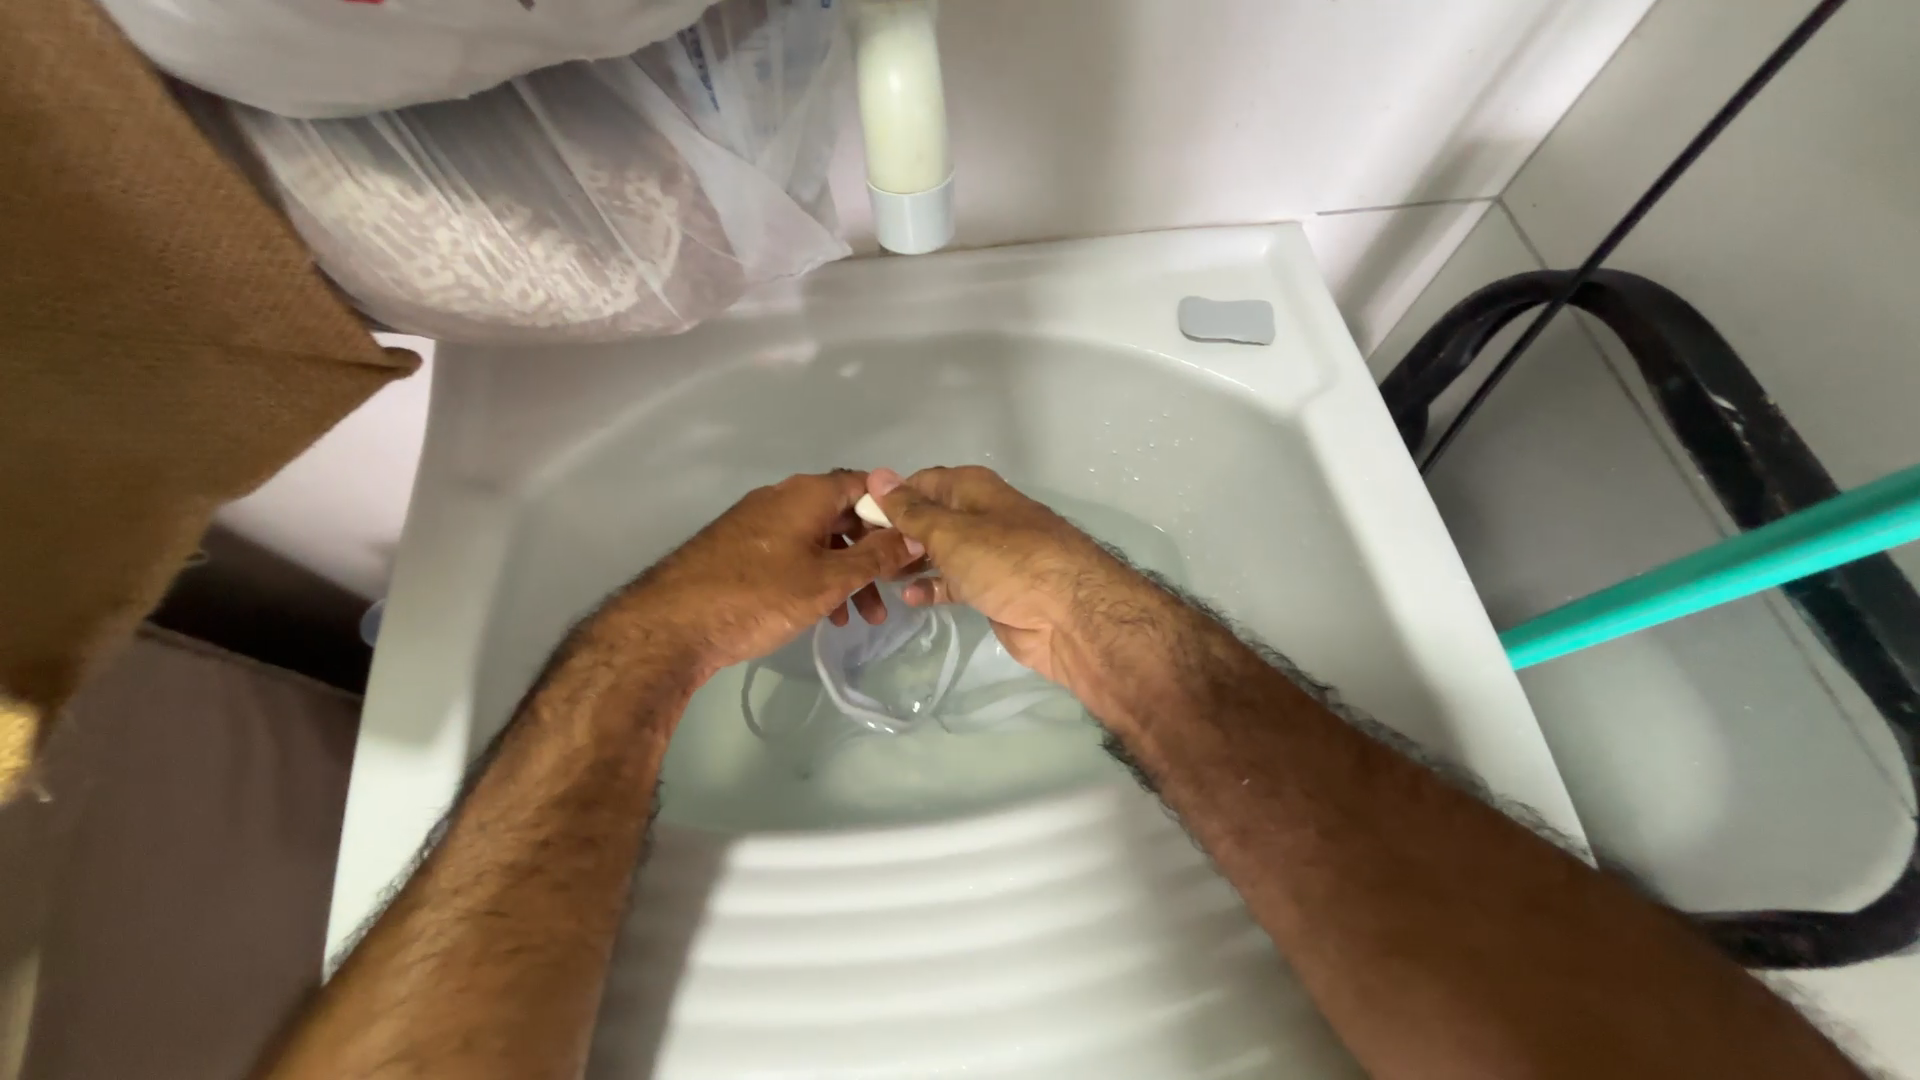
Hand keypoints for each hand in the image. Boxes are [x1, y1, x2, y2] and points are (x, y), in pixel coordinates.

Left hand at [612, 471, 919, 678]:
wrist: (673, 625)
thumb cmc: (761, 595)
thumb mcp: (829, 580)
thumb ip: (876, 557)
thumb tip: (916, 536)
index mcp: (807, 494)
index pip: (866, 484)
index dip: (894, 510)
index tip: (915, 543)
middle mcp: (784, 498)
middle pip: (844, 515)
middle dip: (873, 553)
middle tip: (894, 588)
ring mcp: (759, 523)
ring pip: (819, 539)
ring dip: (846, 573)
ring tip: (862, 618)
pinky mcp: (741, 549)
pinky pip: (793, 553)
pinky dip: (816, 577)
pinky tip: (825, 614)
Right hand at [869, 466, 1152, 683]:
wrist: (1071, 616)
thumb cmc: (1008, 563)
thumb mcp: (952, 533)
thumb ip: (911, 510)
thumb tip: (877, 476)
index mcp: (973, 490)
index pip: (920, 483)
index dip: (888, 499)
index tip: (855, 522)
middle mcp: (981, 516)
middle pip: (929, 518)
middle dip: (897, 535)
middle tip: (862, 556)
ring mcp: (989, 554)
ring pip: (940, 552)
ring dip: (912, 563)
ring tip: (878, 577)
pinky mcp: (993, 589)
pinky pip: (955, 582)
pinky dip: (934, 587)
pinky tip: (910, 599)